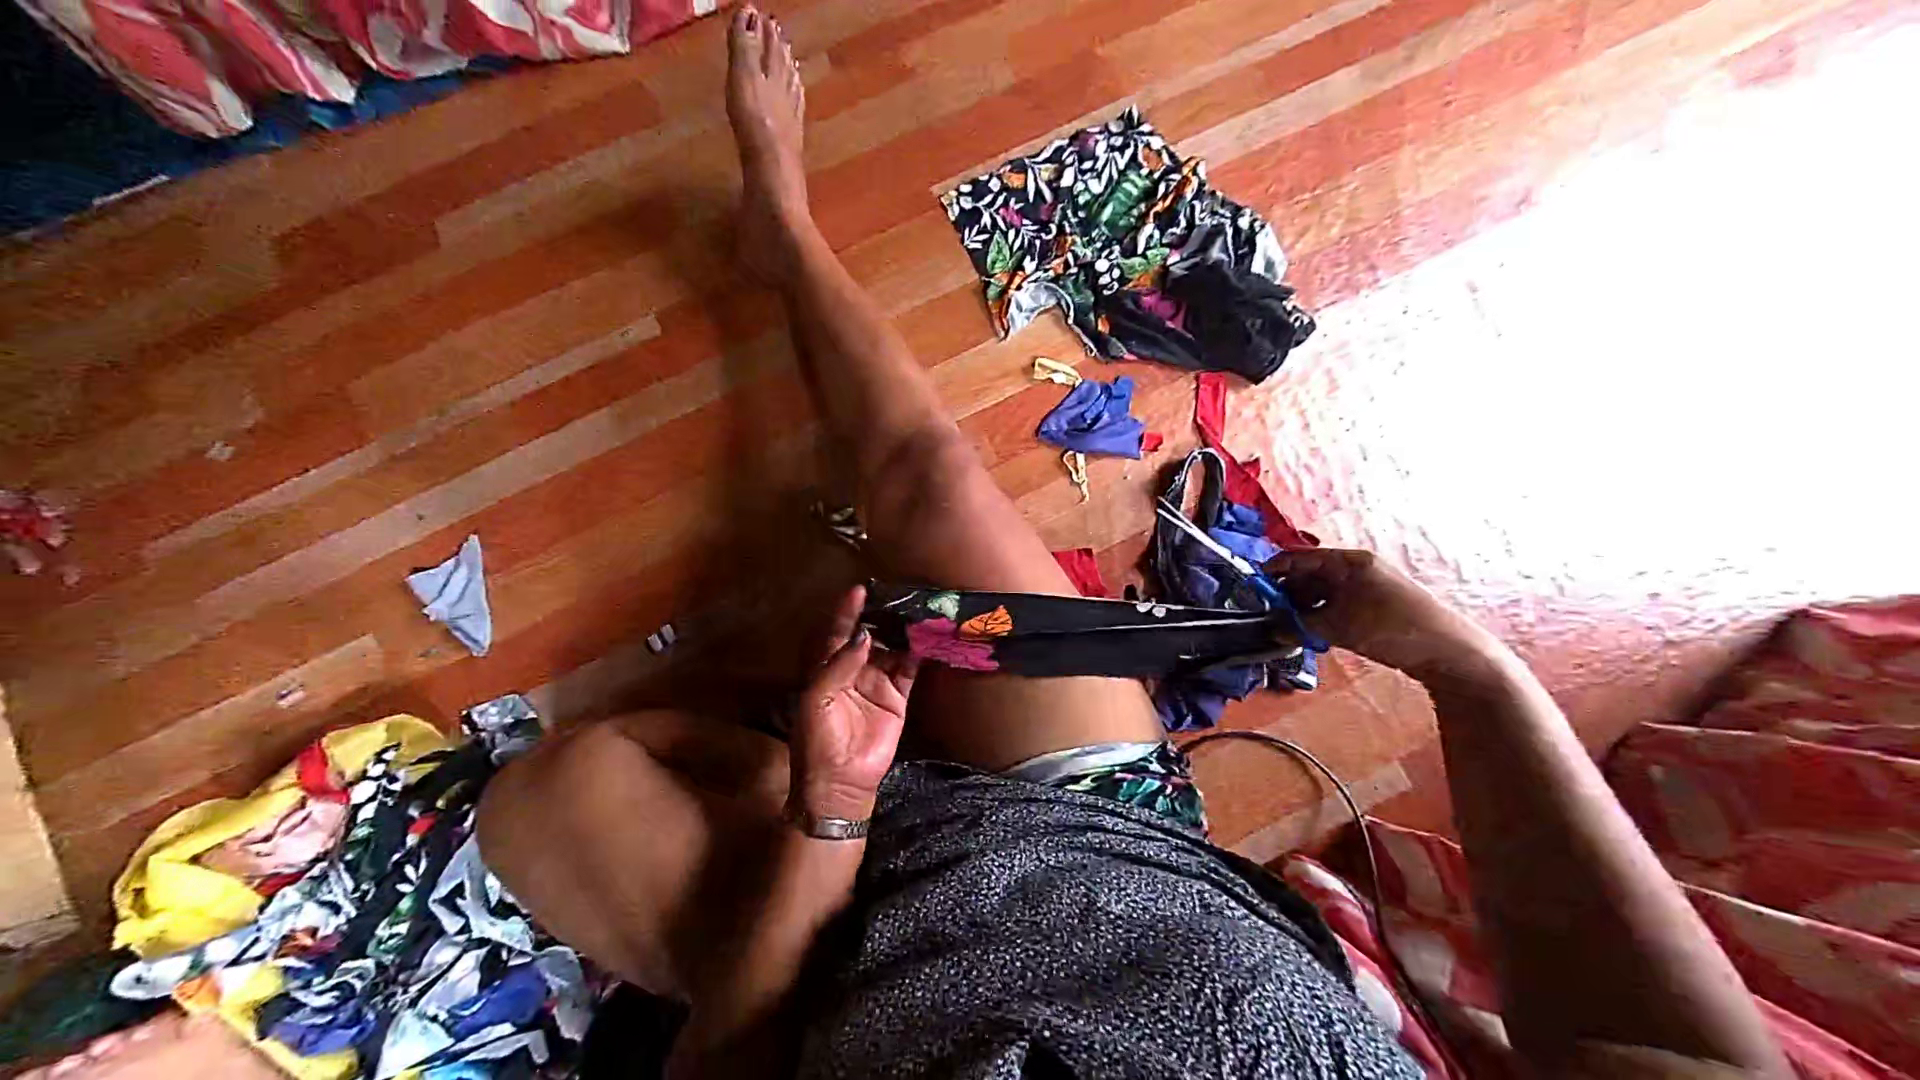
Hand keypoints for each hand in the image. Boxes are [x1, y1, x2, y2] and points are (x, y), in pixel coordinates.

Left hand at [790, 585, 919, 822]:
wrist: (840, 782)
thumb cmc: (818, 740)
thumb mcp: (817, 698)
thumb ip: (839, 664)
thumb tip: (864, 634)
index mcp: (827, 668)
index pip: (838, 632)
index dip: (848, 611)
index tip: (861, 589)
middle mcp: (854, 670)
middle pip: (869, 635)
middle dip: (881, 616)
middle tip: (898, 594)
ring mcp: (877, 682)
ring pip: (892, 649)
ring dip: (903, 632)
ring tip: (918, 610)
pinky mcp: (898, 697)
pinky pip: (910, 670)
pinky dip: (919, 654)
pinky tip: (928, 637)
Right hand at [1264, 548, 1509, 679]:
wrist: (1448, 651)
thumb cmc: (1391, 627)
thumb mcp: (1339, 626)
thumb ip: (1301, 625)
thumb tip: (1272, 630)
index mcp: (1348, 562)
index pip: (1300, 558)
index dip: (1274, 570)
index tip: (1254, 587)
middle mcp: (1356, 569)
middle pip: (1309, 574)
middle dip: (1287, 592)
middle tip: (1269, 613)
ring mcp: (1366, 587)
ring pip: (1322, 592)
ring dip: (1303, 607)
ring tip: (1288, 626)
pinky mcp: (1372, 606)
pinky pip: (1335, 605)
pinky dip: (1320, 615)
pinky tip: (1312, 631)